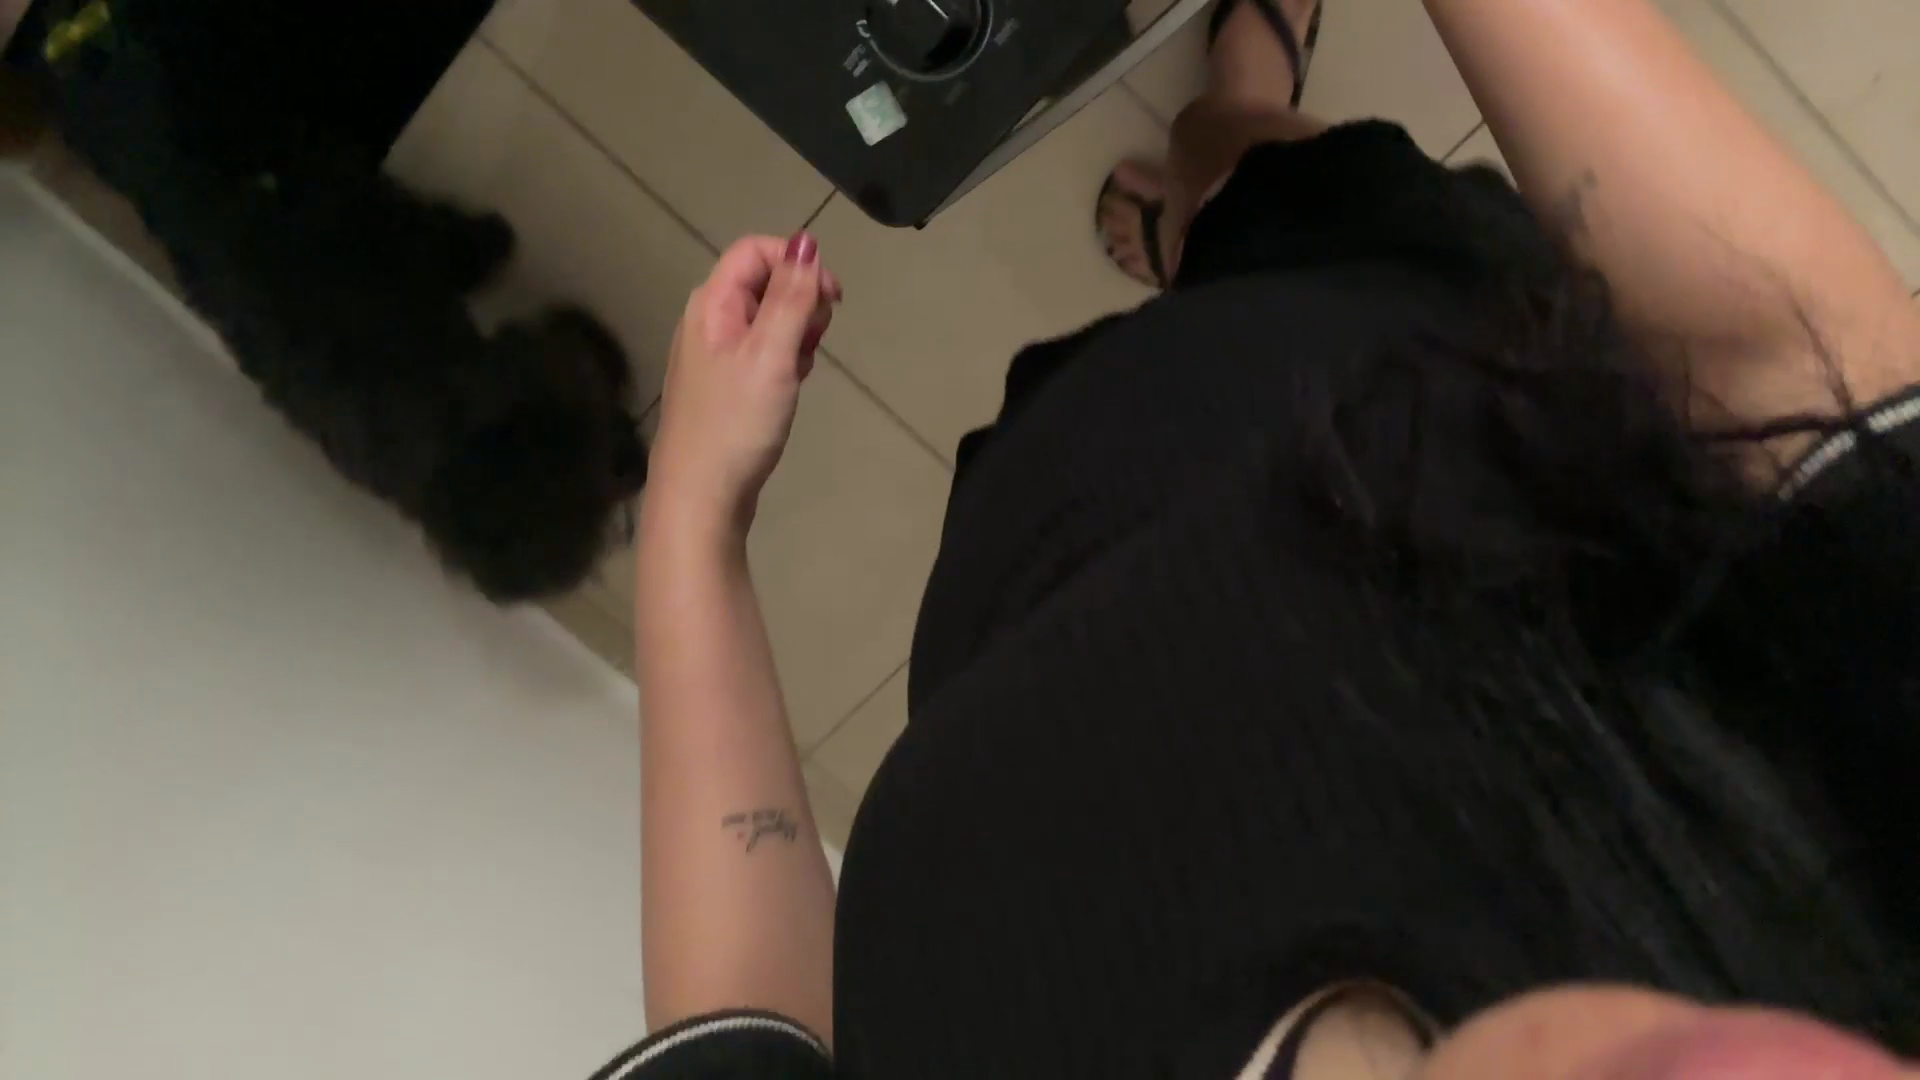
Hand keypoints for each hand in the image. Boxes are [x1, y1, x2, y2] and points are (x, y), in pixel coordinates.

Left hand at [646, 232, 840, 543]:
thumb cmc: (737, 423)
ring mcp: (716, 358)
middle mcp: (709, 323)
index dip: (798, 262)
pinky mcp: (728, 388)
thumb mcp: (770, 353)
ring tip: (801, 371)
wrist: (702, 495)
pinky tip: (791, 388)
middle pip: (763, 283)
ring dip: (796, 334)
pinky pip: (764, 354)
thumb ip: (790, 296)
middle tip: (815, 341)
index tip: (833, 299)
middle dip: (801, 302)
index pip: (756, 251)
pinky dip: (785, 361)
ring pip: (768, 321)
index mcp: (713, 304)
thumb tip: (807, 240)